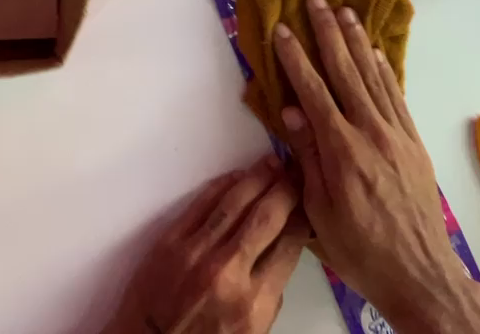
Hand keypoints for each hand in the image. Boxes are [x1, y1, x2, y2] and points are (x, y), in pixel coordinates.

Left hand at [103, 155, 309, 333]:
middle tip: (295, 171)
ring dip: (256, 178)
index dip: (301, 220)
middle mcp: (227, 272)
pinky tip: (237, 175)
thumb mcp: (251, 332)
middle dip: (284, 190)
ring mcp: (196, 252)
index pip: (287, 248)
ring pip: (233, 202)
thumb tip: (281, 250)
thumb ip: (269, 294)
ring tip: (271, 162)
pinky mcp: (171, 239)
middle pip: (264, 218)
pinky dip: (222, 185)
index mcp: (253, 304)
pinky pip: (201, 203)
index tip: (308, 202)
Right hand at [272, 0, 479, 333]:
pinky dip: (384, 69)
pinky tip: (375, 52)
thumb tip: (290, 110)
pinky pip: (396, 96)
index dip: (296, 57)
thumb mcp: (319, 210)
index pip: (313, 91)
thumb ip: (307, 156)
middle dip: (328, 33)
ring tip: (345, 12)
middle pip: (345, 71)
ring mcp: (396, 135)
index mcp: (341, 150)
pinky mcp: (413, 142)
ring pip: (372, 76)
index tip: (283, 29)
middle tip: (316, 1)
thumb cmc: (360, 248)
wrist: (421, 275)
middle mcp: (370, 132)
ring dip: (357, 41)